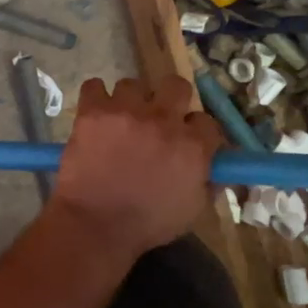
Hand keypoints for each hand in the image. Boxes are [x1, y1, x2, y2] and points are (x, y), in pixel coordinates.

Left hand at [49, 77, 222, 263]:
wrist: (96, 223)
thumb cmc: (148, 222)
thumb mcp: (193, 208)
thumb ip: (207, 180)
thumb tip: (214, 167)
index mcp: (192, 145)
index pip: (207, 120)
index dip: (198, 129)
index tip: (189, 137)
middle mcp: (162, 120)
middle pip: (176, 86)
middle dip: (171, 99)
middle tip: (159, 116)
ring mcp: (125, 111)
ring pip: (133, 84)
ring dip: (131, 100)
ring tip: (122, 118)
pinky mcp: (93, 111)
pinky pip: (94, 85)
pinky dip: (96, 96)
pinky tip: (97, 111)